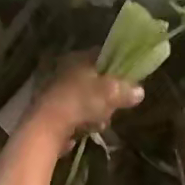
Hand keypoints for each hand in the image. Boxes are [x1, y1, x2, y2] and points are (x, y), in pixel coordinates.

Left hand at [26, 54, 142, 144]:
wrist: (46, 126)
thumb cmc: (81, 102)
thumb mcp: (111, 94)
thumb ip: (127, 90)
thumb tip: (139, 91)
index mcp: (78, 58)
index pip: (103, 55)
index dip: (119, 67)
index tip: (128, 81)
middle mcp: (64, 69)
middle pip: (95, 79)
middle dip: (107, 96)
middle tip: (113, 107)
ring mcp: (54, 89)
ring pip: (85, 98)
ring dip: (96, 112)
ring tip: (99, 123)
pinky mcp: (49, 109)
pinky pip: (74, 112)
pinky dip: (81, 120)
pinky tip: (86, 129)